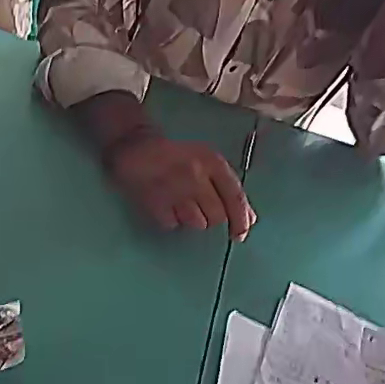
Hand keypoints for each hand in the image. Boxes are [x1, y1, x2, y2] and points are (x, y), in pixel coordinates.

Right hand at [109, 133, 253, 239]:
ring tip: (180, 203)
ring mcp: (175, 190)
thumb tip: (249, 220)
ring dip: (191, 219)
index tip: (240, 235)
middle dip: (212, 218)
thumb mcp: (206, 162)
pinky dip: (171, 219)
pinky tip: (166, 205)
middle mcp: (196, 175)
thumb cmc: (176, 156)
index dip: (241, 220)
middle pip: (217, 215)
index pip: (235, 197)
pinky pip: (173, 224)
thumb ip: (228, 188)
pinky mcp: (156, 202)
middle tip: (198, 207)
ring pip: (197, 223)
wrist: (136, 148)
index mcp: (211, 162)